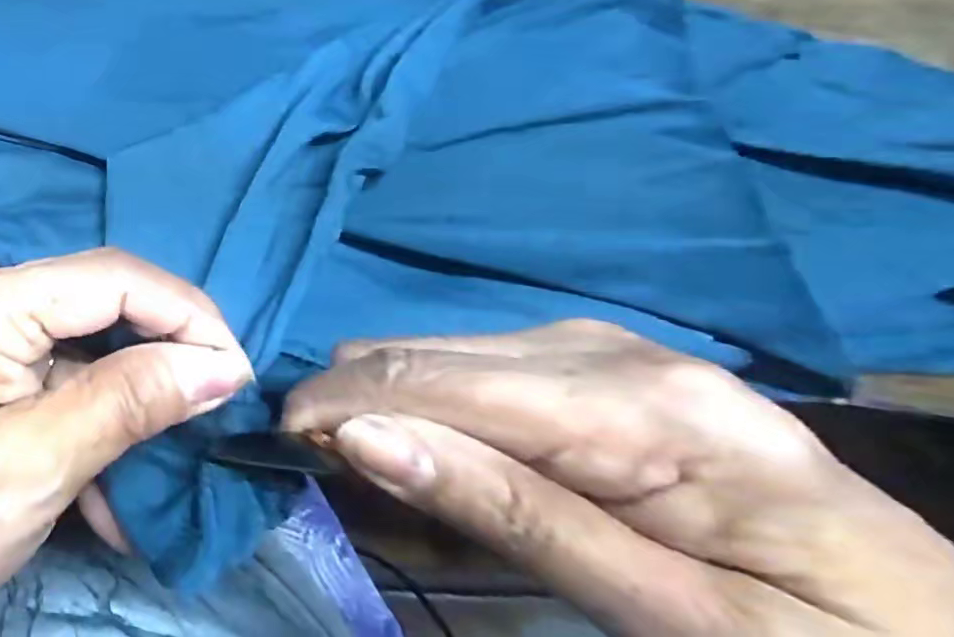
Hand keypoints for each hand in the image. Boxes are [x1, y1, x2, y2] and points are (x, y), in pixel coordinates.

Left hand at [0, 249, 254, 636]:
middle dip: (168, 350)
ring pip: (98, 344)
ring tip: (178, 449)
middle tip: (220, 402)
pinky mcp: (1, 373)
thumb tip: (222, 367)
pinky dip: (108, 423)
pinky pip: (74, 379)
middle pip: (106, 301)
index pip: (108, 278)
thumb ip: (129, 403)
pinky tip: (119, 489)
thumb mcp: (38, 465)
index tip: (238, 372)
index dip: (183, 313)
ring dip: (141, 398)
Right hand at [281, 321, 953, 636]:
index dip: (338, 403)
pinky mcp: (589, 360)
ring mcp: (596, 344)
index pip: (435, 380)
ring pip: (432, 353)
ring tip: (380, 487)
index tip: (272, 445)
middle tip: (325, 486)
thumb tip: (358, 436)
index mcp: (641, 407)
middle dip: (351, 407)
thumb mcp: (681, 623)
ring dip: (386, 412)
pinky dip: (429, 413)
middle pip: (421, 353)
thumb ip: (511, 515)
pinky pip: (468, 368)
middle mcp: (603, 346)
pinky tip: (441, 464)